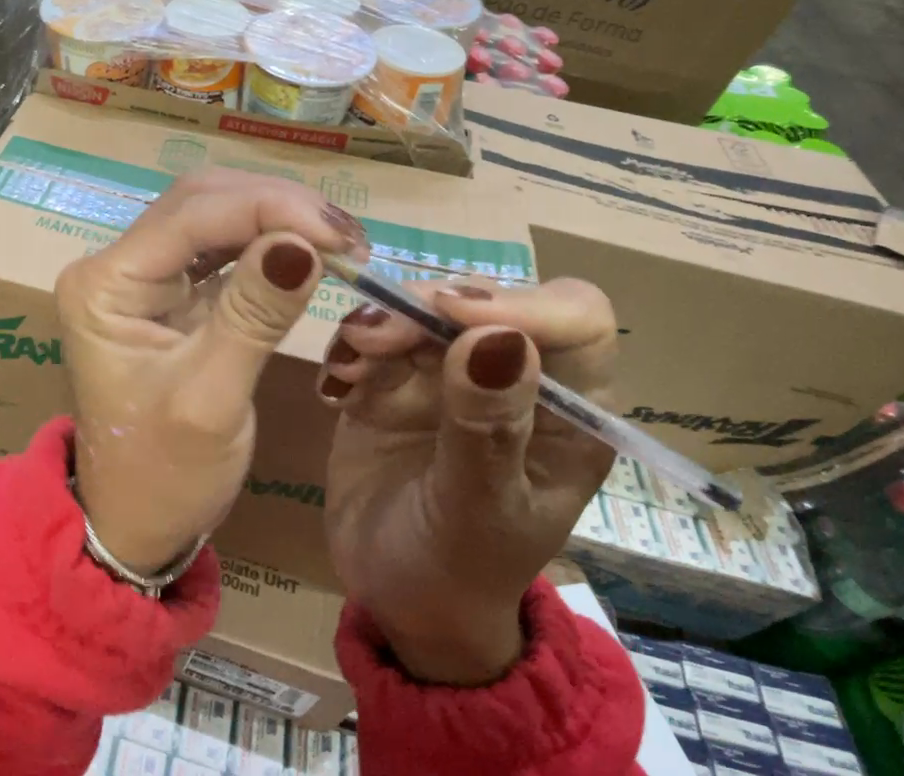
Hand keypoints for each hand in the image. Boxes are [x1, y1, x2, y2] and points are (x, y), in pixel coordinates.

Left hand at [54, 169, 362, 576]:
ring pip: (213, 218)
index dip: (268, 209)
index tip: (340, 235)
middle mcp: (114, 267)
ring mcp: (141, 278)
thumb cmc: (164, 473)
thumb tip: (307, 243)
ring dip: (277, 220)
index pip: (189, 215)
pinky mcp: (169, 295)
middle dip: (276, 206)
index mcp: (103, 285)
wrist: (137, 521)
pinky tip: (310, 254)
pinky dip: (267, 247)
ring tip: (343, 243)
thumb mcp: (211, 399)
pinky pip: (220, 251)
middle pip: (199, 202)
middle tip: (349, 237)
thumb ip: (254, 315)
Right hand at [320, 279, 618, 683]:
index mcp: (569, 411)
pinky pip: (368, 343)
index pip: (572, 321)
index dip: (520, 303)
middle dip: (423, 308)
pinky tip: (331, 390)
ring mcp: (445, 380)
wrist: (396, 600)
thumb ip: (486, 429)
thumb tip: (493, 337)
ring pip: (417, 314)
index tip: (448, 314)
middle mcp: (511, 380)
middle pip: (479, 305)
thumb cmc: (459, 571)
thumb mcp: (479, 512)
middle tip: (368, 338)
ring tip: (344, 367)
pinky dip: (346, 351)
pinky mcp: (389, 386)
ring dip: (376, 325)